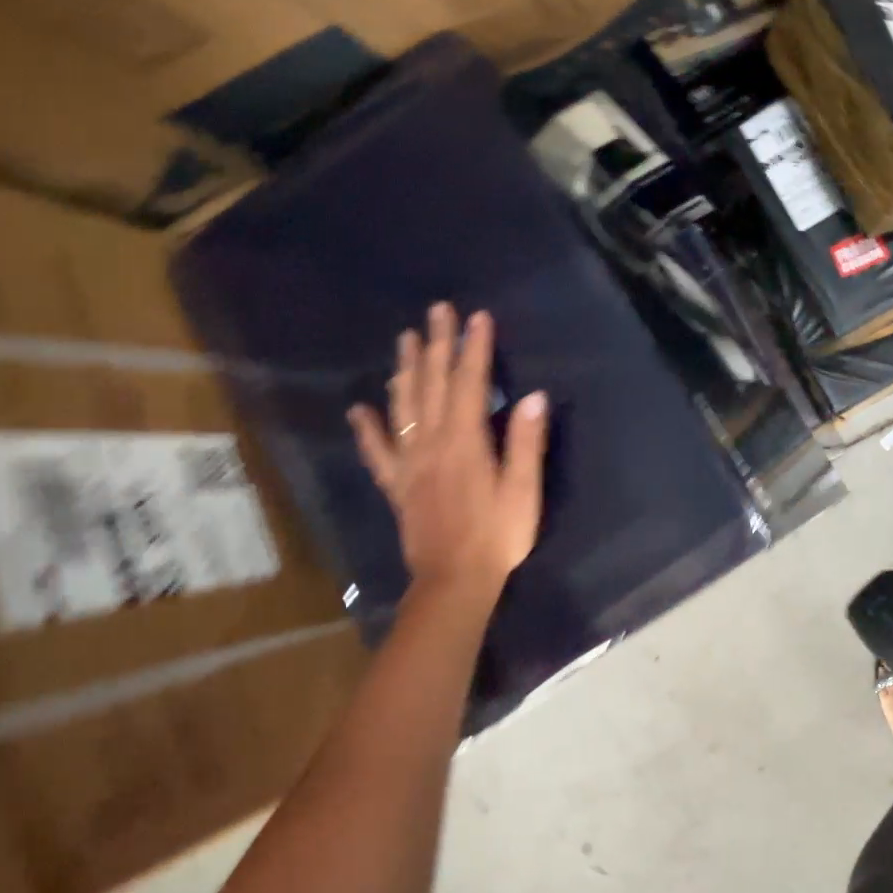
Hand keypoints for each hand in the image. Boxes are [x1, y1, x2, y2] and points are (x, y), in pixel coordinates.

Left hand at [347, 304, 548, 616]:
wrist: (454, 581)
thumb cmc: (498, 536)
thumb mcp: (523, 490)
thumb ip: (524, 442)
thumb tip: (532, 396)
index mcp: (464, 442)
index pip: (468, 384)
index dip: (473, 349)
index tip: (477, 317)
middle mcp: (431, 444)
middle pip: (432, 386)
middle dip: (436, 346)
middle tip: (437, 311)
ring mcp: (410, 464)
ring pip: (403, 408)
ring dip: (405, 371)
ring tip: (406, 340)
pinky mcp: (398, 485)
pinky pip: (378, 452)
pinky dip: (367, 428)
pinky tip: (360, 409)